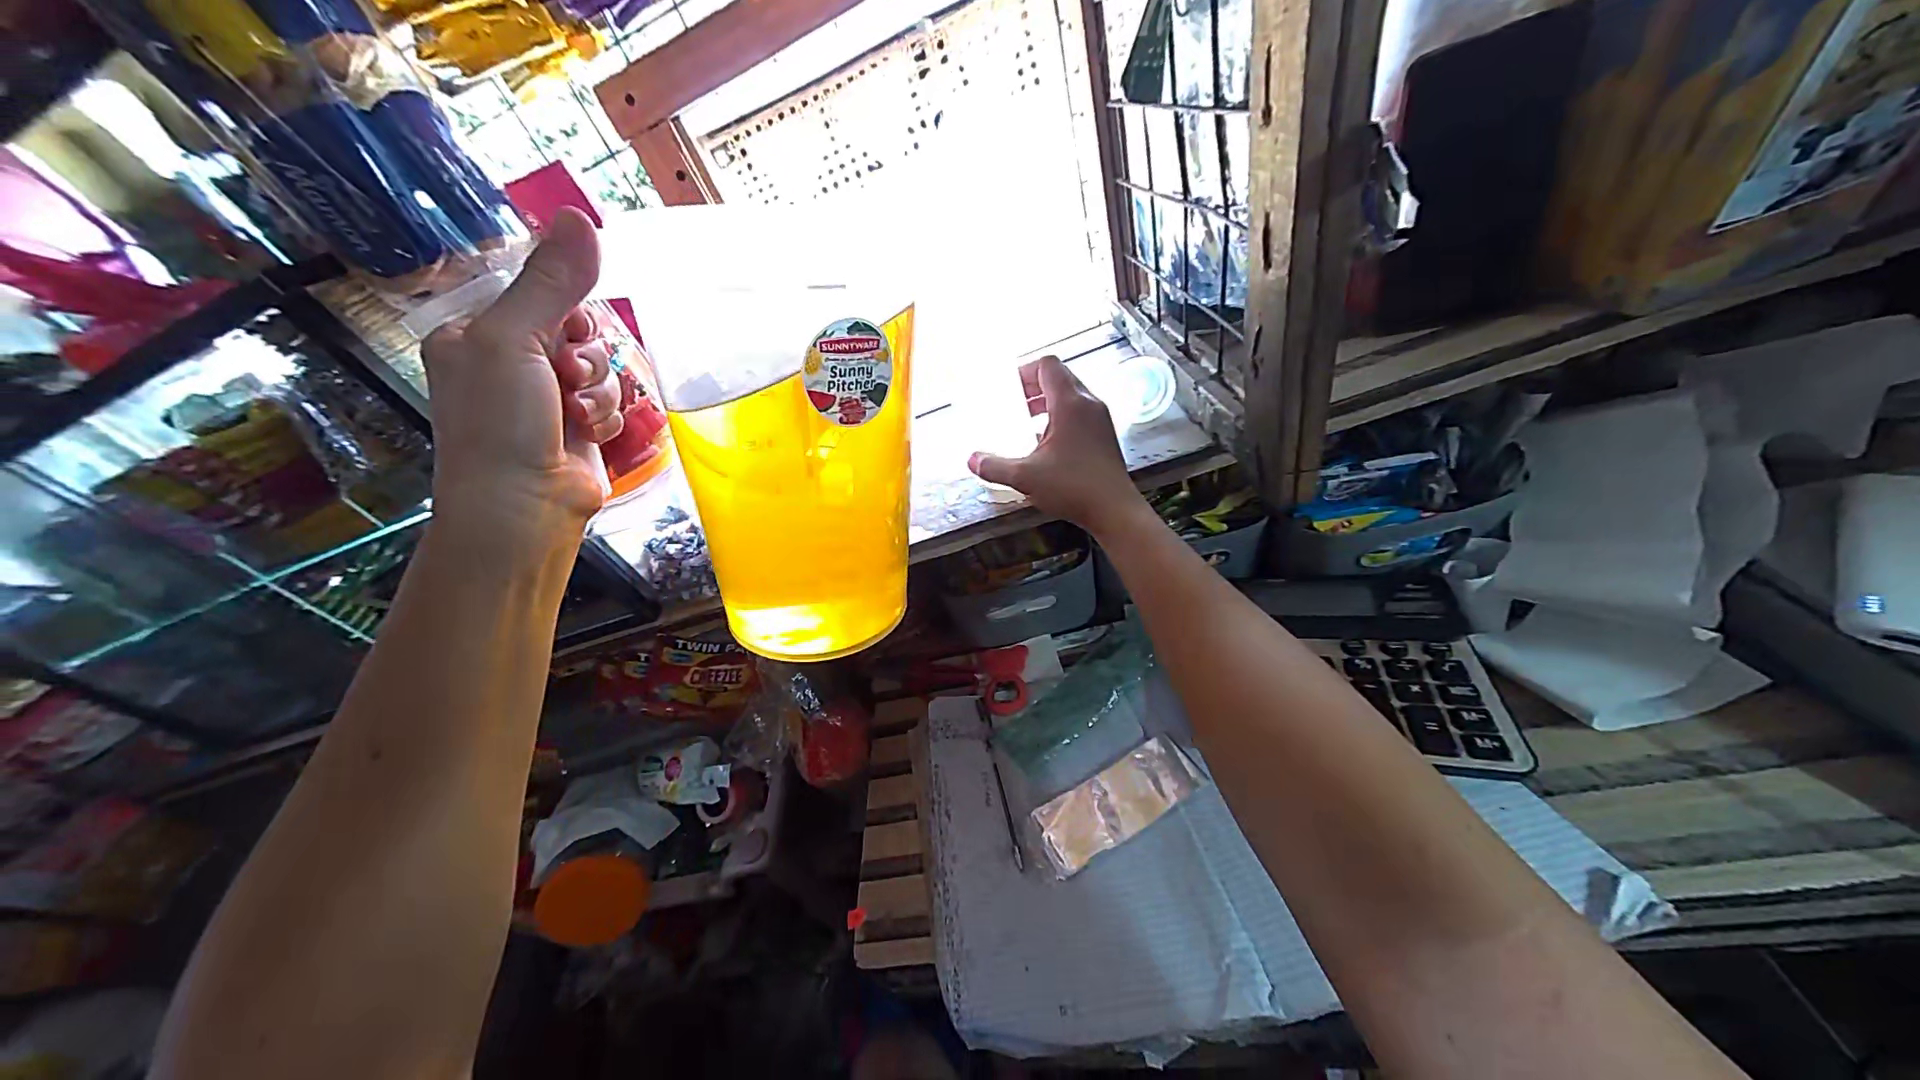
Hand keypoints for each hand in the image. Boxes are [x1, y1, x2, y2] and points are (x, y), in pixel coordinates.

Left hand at [421, 208, 623, 541]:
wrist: (523, 507)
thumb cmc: (500, 423)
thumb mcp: (515, 340)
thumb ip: (552, 282)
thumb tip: (579, 216)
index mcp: (478, 333)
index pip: (541, 294)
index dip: (567, 309)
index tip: (566, 332)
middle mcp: (512, 361)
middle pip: (581, 330)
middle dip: (587, 354)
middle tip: (569, 375)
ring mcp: (549, 398)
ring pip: (603, 368)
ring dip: (600, 389)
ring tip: (577, 413)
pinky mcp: (580, 427)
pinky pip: (613, 401)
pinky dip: (607, 415)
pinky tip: (589, 432)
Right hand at [968, 355, 1147, 536]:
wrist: (1114, 510)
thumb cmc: (1073, 488)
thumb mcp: (1025, 477)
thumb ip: (994, 466)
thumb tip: (973, 460)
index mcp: (1070, 404)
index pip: (1047, 366)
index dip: (1024, 371)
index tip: (1008, 390)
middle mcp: (1089, 404)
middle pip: (1060, 377)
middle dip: (1033, 387)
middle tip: (1014, 404)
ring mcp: (1100, 419)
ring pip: (1071, 395)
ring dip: (1047, 403)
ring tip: (1027, 423)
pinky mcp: (1104, 435)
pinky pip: (1080, 413)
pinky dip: (1060, 418)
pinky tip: (1046, 444)